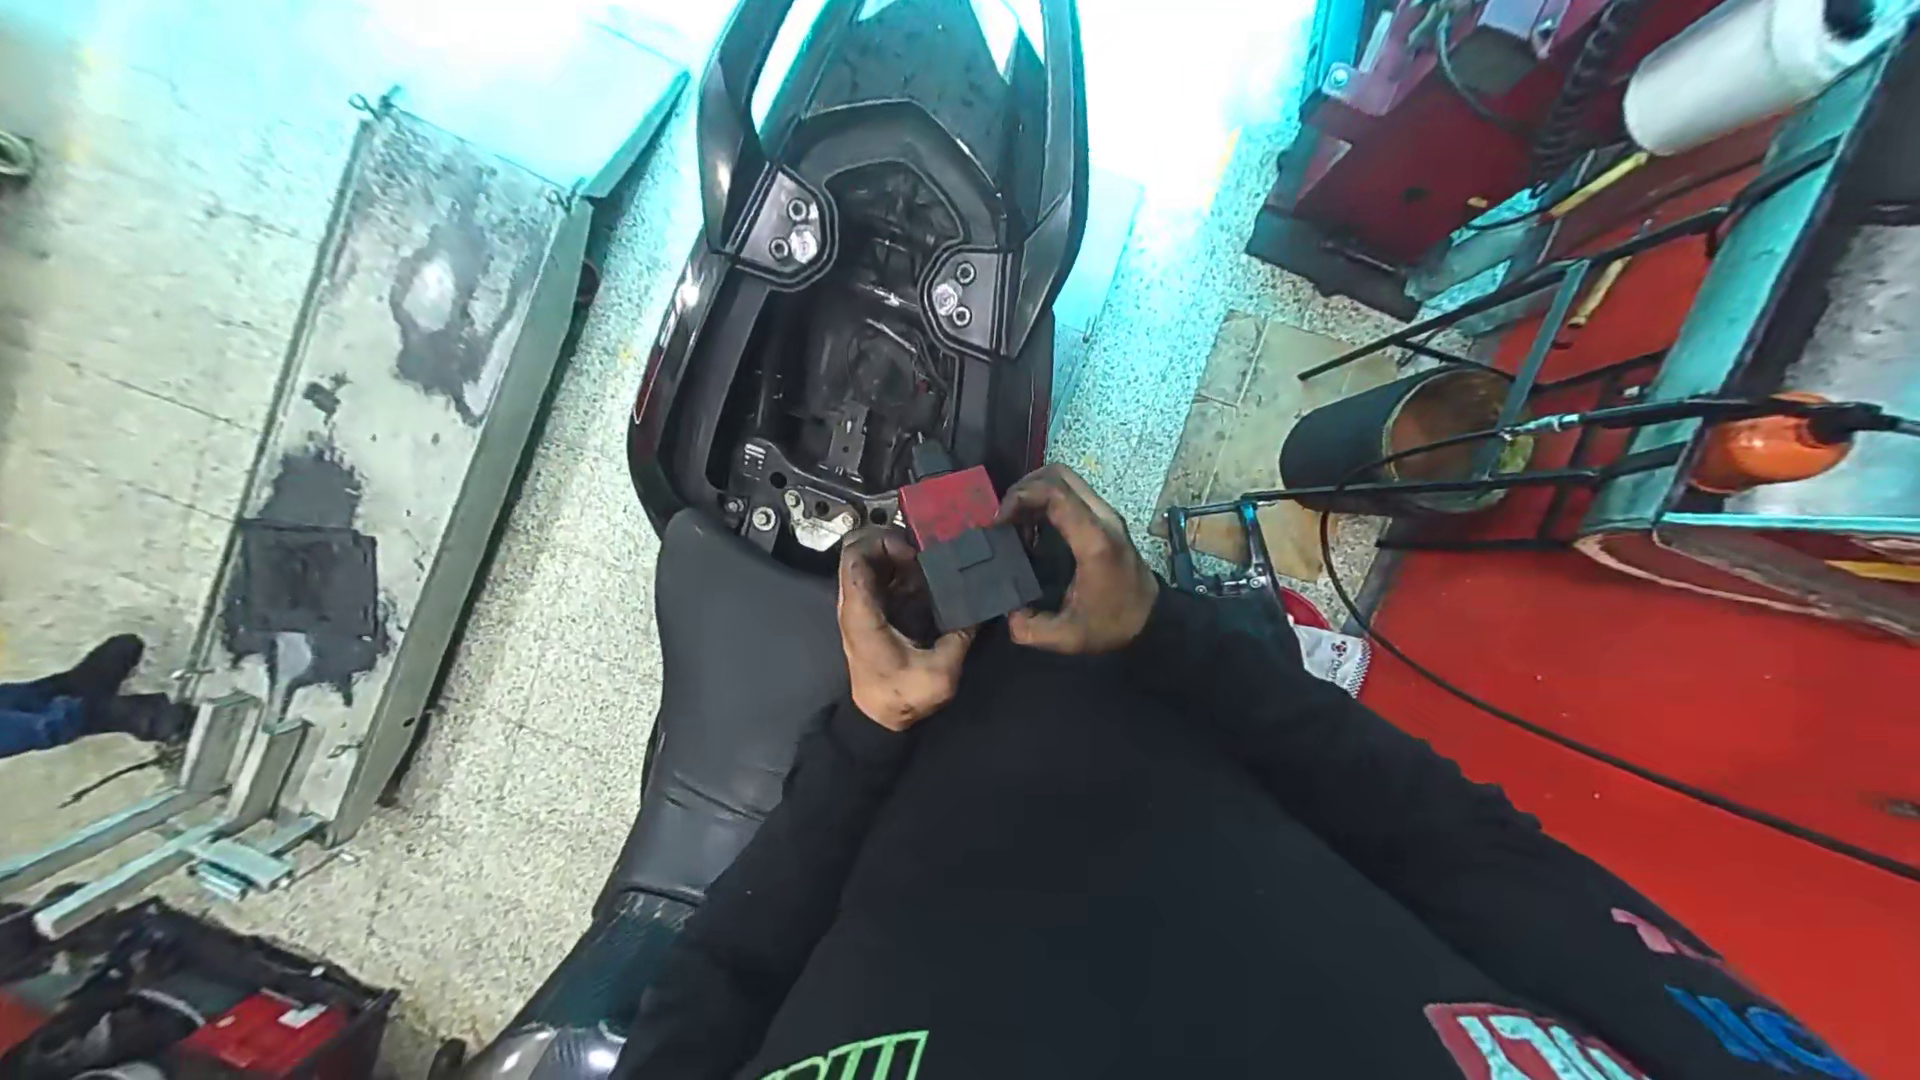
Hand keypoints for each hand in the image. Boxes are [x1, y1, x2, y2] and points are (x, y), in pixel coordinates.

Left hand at [838, 528, 975, 729]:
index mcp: (861, 611)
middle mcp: (856, 603)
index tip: (914, 555)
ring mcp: (864, 607)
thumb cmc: (901, 697)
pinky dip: (905, 575)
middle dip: (894, 545)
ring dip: (901, 560)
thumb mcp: (939, 671)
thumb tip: (981, 607)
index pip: (854, 555)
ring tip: (933, 568)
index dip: (882, 543)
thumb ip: (961, 636)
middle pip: (863, 551)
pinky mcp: (875, 614)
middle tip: (926, 555)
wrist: (879, 720)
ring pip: (874, 564)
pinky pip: (885, 580)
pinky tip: (931, 583)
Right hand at [996, 464, 1158, 653]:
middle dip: (1023, 488)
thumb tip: (1008, 613)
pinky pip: (1071, 492)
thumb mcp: (1068, 637)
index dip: (1020, 498)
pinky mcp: (1105, 518)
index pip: (1055, 494)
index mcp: (1094, 541)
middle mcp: (1103, 518)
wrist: (1153, 622)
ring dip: (1034, 492)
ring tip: (1015, 521)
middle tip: (1004, 517)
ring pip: (1065, 479)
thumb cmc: (1112, 625)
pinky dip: (1046, 499)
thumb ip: (1030, 628)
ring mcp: (1106, 514)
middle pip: (1058, 474)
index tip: (998, 522)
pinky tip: (1032, 527)